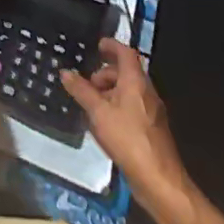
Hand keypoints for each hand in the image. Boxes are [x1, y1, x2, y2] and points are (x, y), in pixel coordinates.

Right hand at [60, 38, 194, 223]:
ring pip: (129, 91)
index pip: (127, 53)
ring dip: (110, 90)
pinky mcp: (150, 128)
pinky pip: (132, 106)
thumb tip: (65, 72)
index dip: (112, 46)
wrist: (158, 179)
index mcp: (136, 82)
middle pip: (127, 72)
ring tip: (90, 103)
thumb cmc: (128, 139)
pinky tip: (103, 122)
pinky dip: (116, 105)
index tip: (98, 45)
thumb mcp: (98, 112)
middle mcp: (147, 93)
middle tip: (87, 82)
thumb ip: (81, 90)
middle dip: (106, 72)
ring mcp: (151, 111)